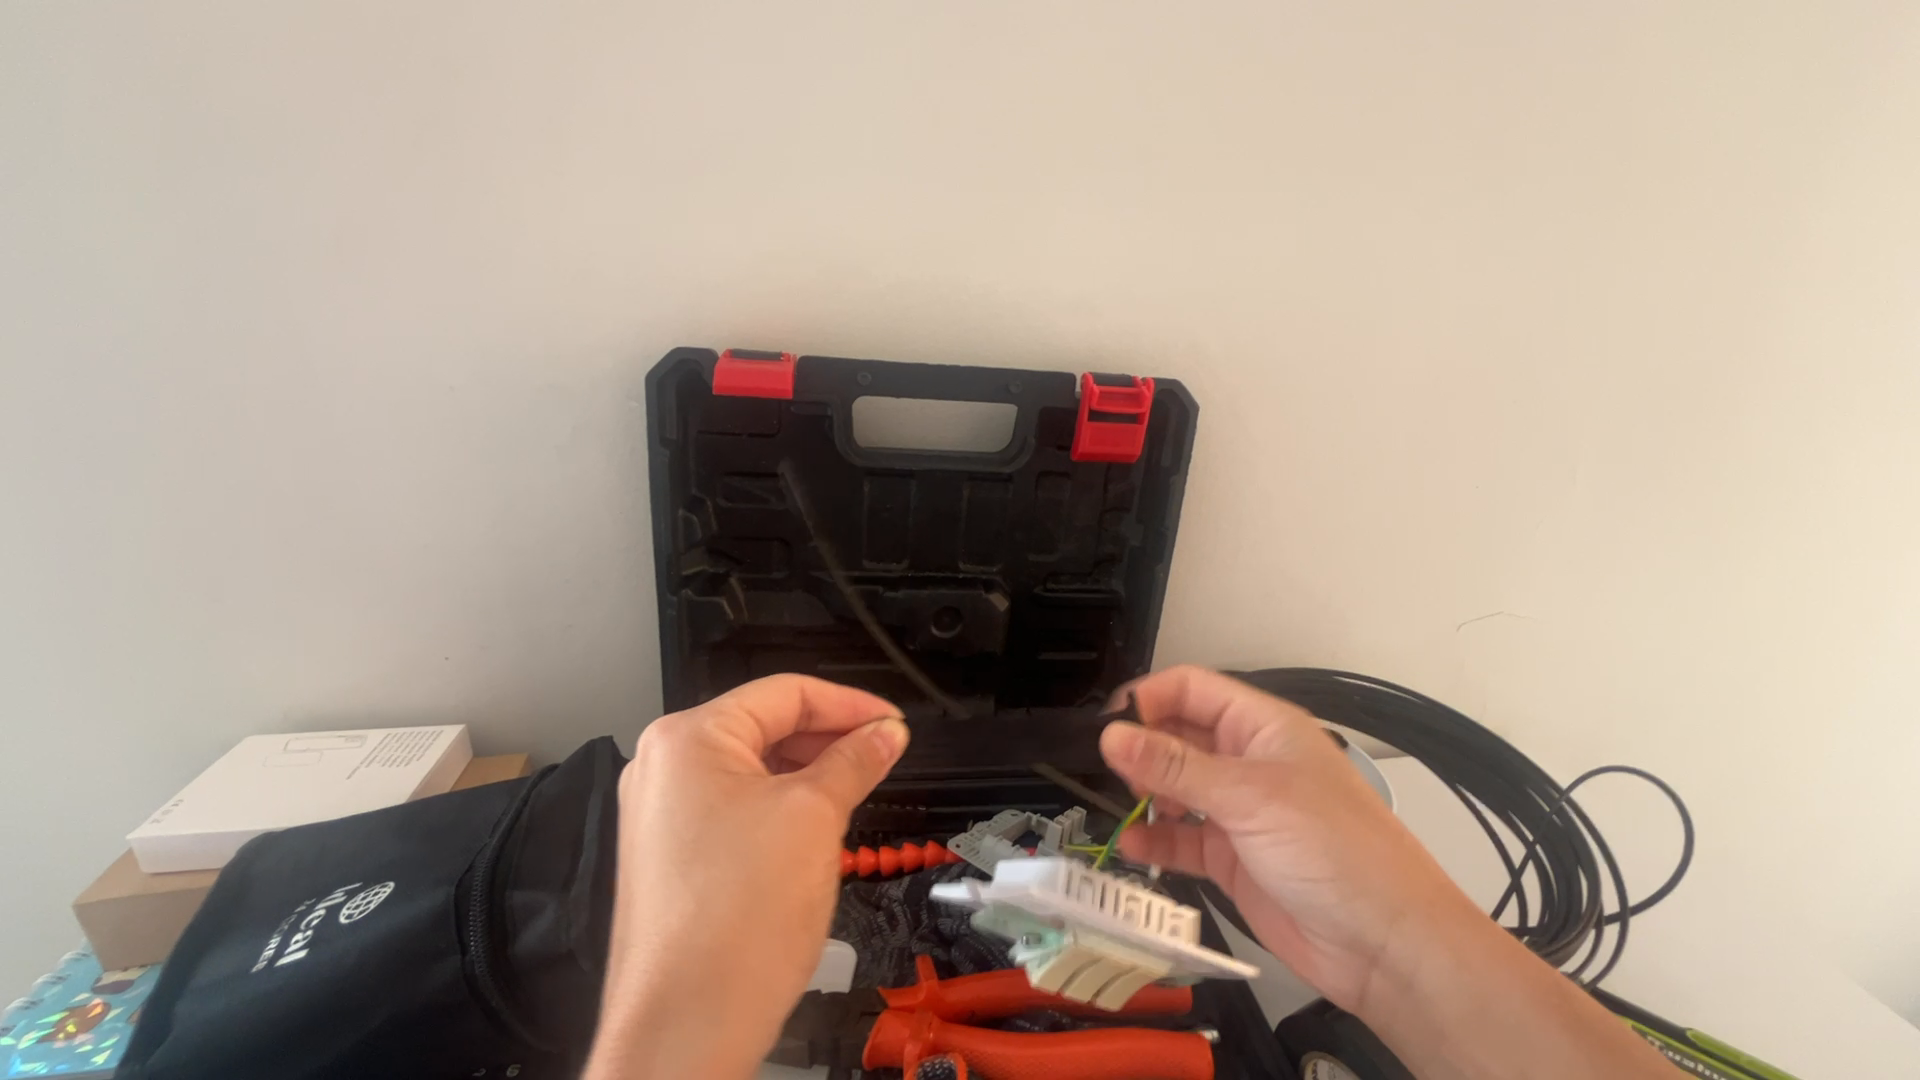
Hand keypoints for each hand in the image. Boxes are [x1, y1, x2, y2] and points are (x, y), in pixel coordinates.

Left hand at [583, 675, 907, 1079]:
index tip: (893, 724)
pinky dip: (783, 808)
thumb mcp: (814, 816)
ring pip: (754, 771)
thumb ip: (855, 760)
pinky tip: (817, 829)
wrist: (686, 1032)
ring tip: (856, 792)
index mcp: (687, 739)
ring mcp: (662, 816)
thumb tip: (885, 732)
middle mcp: (664, 768)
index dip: (849, 705)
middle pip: (766, 728)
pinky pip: (738, 809)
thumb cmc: (739, 917)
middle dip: (830, 740)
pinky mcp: (672, 857)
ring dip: (810, 775)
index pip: (785, 694)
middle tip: (883, 756)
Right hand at [1099, 665, 1469, 1011]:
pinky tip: (1134, 843)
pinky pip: (1180, 836)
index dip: (1149, 699)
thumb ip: (1174, 766)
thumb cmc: (1341, 854)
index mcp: (1262, 726)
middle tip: (1112, 768)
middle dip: (1142, 747)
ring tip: (1126, 804)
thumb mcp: (1250, 797)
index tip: (1110, 725)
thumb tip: (1114, 735)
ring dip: (1144, 792)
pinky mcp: (1231, 856)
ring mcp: (1238, 810)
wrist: (1387, 948)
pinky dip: (1155, 837)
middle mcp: (1247, 761)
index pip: (1190, 689)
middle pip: (1177, 735)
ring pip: (1174, 786)